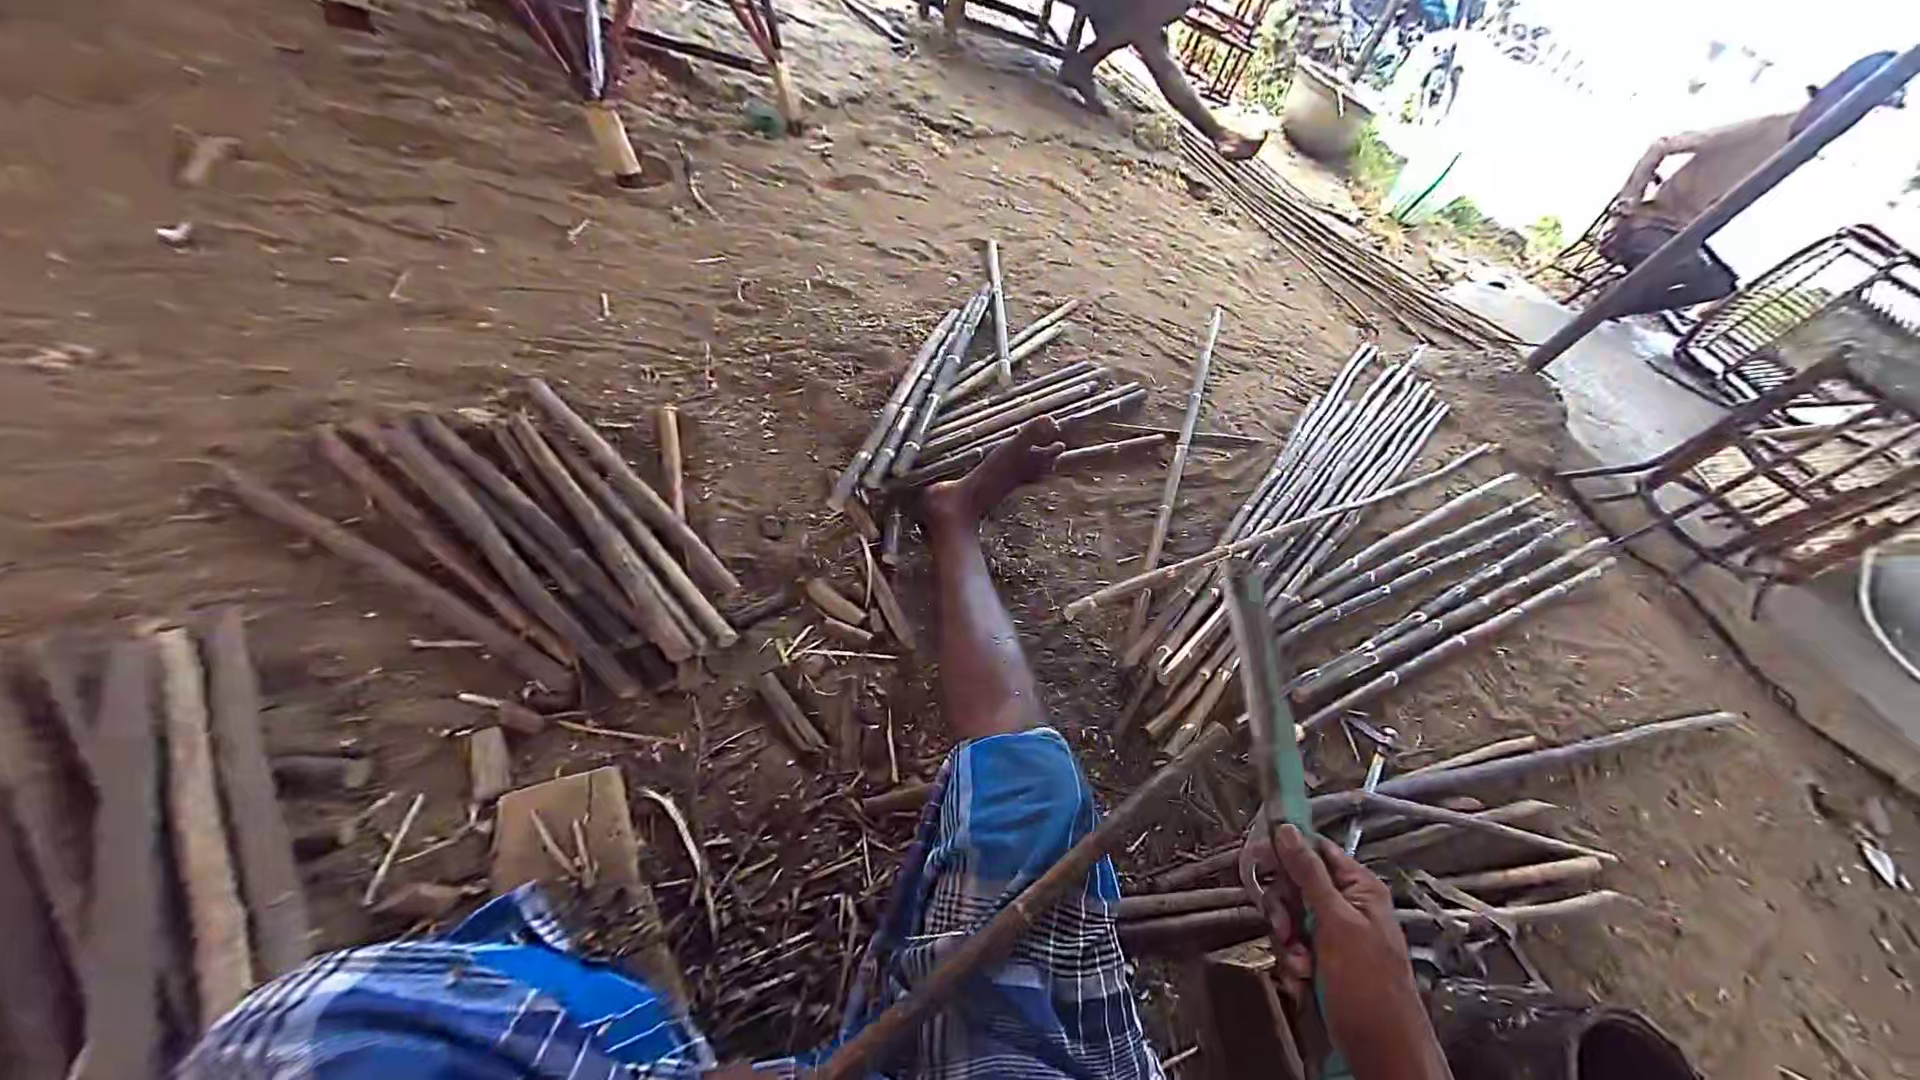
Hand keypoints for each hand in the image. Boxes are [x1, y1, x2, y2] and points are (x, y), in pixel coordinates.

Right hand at [1271, 824, 1451, 1079]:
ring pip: (1285, 912)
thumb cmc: (1372, 992)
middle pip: (1292, 880)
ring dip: (1285, 937)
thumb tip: (1287, 829)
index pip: (1314, 847)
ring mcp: (1330, 933)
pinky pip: (1287, 942)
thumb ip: (1309, 874)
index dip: (1285, 848)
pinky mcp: (1317, 959)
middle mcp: (1344, 905)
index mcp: (1358, 888)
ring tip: (1300, 961)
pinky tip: (1301, 976)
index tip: (1260, 854)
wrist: (1382, 1059)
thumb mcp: (1337, 924)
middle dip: (1282, 904)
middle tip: (1287, 925)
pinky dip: (1288, 958)